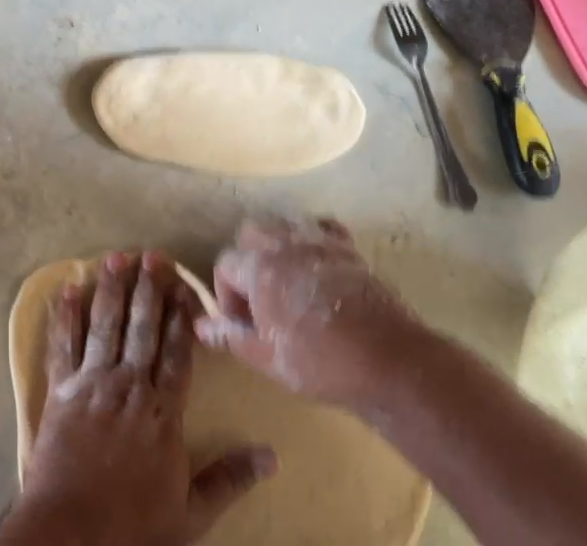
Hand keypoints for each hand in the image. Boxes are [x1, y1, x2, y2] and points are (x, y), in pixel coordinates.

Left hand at [9, 252, 276, 545]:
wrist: (71, 533)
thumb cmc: (133, 524)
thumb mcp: (191, 512)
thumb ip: (229, 479)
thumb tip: (272, 455)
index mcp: (164, 411)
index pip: (178, 352)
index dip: (181, 316)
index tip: (183, 284)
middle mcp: (130, 386)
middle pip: (142, 328)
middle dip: (148, 288)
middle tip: (151, 254)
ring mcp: (93, 385)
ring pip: (104, 326)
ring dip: (110, 290)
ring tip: (114, 257)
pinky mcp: (60, 392)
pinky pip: (63, 346)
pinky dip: (64, 316)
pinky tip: (67, 289)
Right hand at [196, 217, 422, 409]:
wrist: (386, 360)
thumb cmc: (318, 362)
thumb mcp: (265, 356)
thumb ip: (230, 335)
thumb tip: (200, 325)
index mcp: (259, 268)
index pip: (225, 264)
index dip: (227, 294)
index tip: (242, 324)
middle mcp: (286, 244)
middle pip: (251, 232)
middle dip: (248, 259)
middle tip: (260, 298)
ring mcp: (320, 242)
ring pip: (285, 224)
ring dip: (278, 246)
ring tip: (287, 282)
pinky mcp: (349, 249)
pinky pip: (323, 228)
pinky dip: (314, 239)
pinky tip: (318, 268)